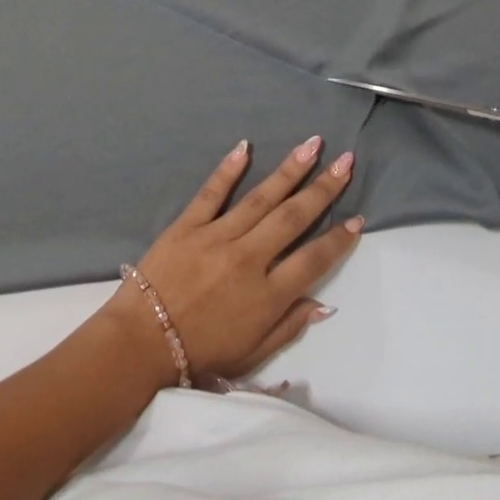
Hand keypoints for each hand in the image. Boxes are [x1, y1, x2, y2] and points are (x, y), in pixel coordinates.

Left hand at [97, 137, 362, 388]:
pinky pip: (211, 193)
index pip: (313, 260)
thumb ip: (289, 327)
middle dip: (323, 189)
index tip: (358, 218)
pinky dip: (229, 169)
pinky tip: (245, 147)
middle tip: (345, 161)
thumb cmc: (199, 353)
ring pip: (260, 198)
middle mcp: (248, 259)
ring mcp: (216, 238)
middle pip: (293, 218)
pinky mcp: (186, 226)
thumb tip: (324, 304)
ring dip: (288, 170)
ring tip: (311, 145)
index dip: (338, 239)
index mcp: (267, 295)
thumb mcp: (252, 354)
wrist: (141, 342)